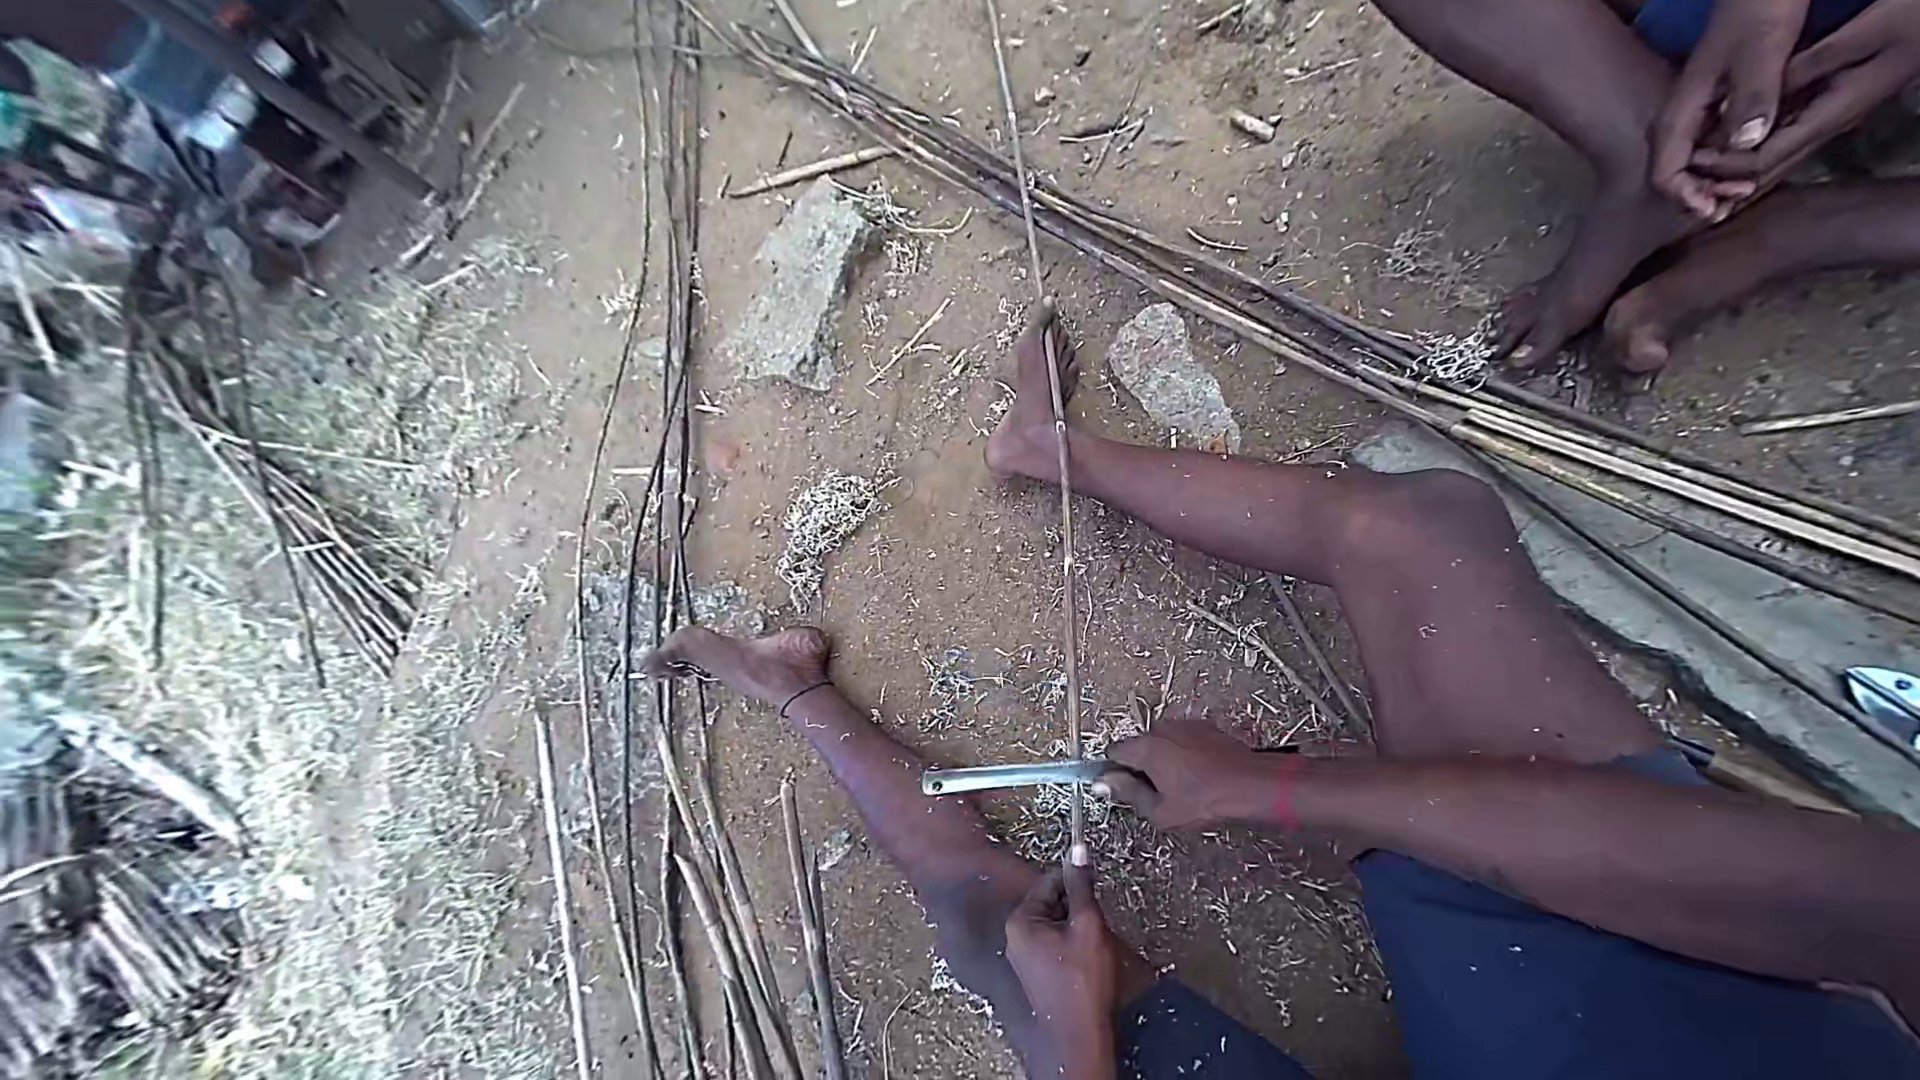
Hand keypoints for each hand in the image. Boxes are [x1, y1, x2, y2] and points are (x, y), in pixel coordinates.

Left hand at [1004, 858, 1121, 1056]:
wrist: (1081, 1042)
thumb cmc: (1082, 983)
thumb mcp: (1087, 924)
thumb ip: (1081, 885)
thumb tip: (1079, 850)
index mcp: (1020, 920)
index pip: (1050, 882)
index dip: (1075, 884)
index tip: (1094, 892)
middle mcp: (1015, 936)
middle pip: (1052, 903)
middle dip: (1076, 909)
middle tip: (1094, 927)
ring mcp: (1024, 957)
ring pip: (1056, 924)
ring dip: (1076, 928)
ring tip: (1092, 948)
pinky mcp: (1036, 973)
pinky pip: (1055, 945)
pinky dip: (1072, 946)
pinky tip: (1086, 962)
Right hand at [1098, 715, 1274, 829]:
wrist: (1250, 784)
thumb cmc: (1205, 801)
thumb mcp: (1161, 811)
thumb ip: (1128, 793)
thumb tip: (1105, 783)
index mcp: (1145, 747)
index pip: (1114, 752)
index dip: (1117, 771)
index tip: (1127, 786)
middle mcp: (1160, 729)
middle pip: (1138, 746)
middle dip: (1143, 765)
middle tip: (1159, 791)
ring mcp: (1183, 724)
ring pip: (1162, 742)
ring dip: (1165, 758)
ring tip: (1184, 783)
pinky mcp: (1203, 726)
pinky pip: (1183, 739)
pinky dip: (1184, 752)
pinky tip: (1200, 773)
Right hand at [1651, 0, 1808, 216]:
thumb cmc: (1757, 11)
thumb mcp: (1761, 51)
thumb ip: (1752, 98)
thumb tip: (1744, 145)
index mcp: (1676, 118)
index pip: (1666, 174)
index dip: (1687, 196)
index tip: (1714, 208)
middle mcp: (1675, 124)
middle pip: (1677, 175)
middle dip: (1702, 194)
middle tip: (1733, 205)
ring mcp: (1692, 116)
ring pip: (1694, 163)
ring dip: (1716, 180)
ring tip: (1743, 190)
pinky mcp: (1711, 108)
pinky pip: (1711, 146)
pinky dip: (1727, 160)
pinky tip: (1748, 161)